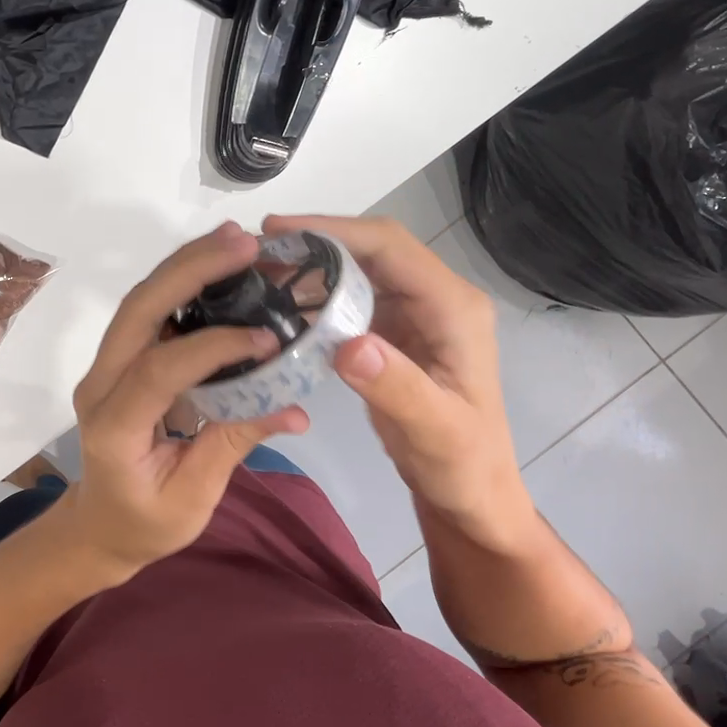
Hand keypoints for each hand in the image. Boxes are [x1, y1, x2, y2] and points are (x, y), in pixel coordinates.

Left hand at [62, 222, 309, 574]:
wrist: (101, 523)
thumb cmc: (144, 522)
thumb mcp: (192, 498)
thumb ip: (232, 444)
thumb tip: (295, 407)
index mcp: (113, 426)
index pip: (157, 372)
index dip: (211, 348)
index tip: (267, 338)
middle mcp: (99, 385)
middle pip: (136, 312)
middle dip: (189, 272)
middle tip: (244, 243)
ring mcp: (105, 367)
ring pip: (139, 302)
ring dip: (186, 266)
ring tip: (237, 240)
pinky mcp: (120, 360)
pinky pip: (148, 312)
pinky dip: (182, 283)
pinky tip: (220, 266)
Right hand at [263, 215, 526, 535]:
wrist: (471, 495)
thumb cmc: (461, 464)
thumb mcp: (434, 431)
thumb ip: (397, 385)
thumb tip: (347, 343)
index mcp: (452, 308)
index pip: (390, 247)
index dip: (333, 230)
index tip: (276, 232)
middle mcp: (436, 298)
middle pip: (371, 247)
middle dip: (314, 240)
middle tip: (255, 251)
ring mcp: (414, 313)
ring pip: (358, 268)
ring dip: (310, 264)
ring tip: (258, 271)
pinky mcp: (393, 330)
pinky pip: (349, 296)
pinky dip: (314, 292)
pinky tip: (279, 303)